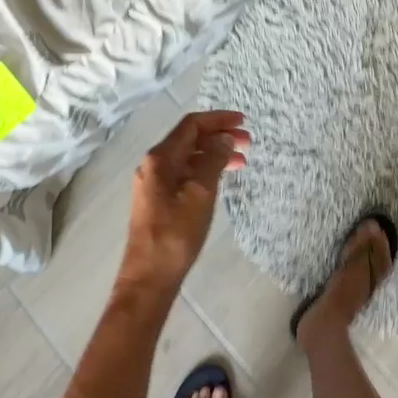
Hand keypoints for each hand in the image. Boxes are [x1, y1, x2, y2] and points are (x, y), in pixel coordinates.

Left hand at [116, 110, 250, 293]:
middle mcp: (154, 165)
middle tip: (248, 142)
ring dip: (214, 154)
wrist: (150, 277)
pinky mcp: (158, 200)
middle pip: (190, 139)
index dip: (218, 120)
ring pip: (188, 158)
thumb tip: (224, 137)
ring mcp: (154, 183)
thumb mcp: (200, 193)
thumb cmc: (176, 233)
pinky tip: (220, 179)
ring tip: (241, 161)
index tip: (244, 122)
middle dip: (219, 136)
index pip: (191, 125)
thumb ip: (213, 160)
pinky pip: (185, 174)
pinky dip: (205, 170)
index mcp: (160, 158)